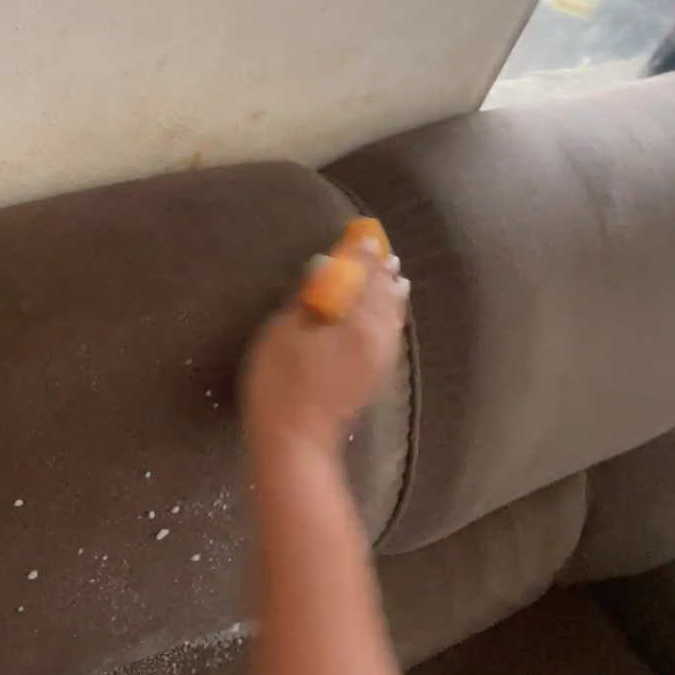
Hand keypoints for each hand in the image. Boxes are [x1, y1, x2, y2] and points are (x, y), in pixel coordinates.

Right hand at [242, 239, 409, 457]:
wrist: (295, 439)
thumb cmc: (280, 381)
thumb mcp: (283, 332)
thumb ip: (307, 299)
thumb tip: (324, 270)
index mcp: (358, 323)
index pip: (364, 278)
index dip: (362, 255)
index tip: (364, 235)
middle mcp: (378, 338)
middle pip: (386, 297)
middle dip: (382, 273)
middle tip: (381, 252)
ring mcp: (380, 359)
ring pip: (392, 317)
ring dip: (390, 294)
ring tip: (393, 277)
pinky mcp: (375, 375)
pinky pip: (389, 334)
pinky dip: (389, 315)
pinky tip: (386, 313)